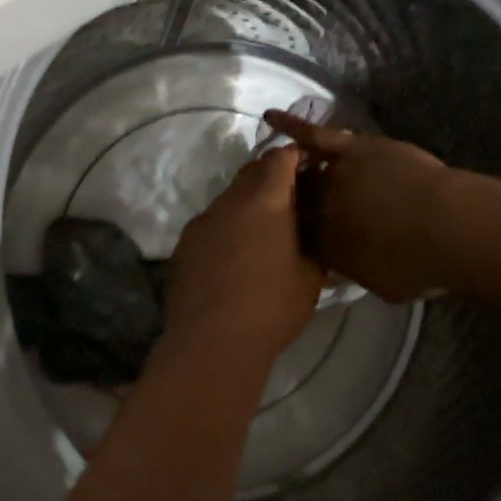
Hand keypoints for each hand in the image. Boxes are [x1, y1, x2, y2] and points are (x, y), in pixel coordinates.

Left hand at [163, 146, 324, 363]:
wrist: (211, 344)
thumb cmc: (271, 308)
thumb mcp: (311, 278)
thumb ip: (315, 243)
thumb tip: (315, 230)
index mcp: (266, 201)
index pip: (282, 157)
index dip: (297, 156)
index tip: (310, 166)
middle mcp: (231, 201)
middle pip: (252, 171)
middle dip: (272, 176)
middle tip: (292, 198)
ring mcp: (203, 221)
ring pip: (230, 197)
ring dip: (248, 204)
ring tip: (264, 232)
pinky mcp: (184, 243)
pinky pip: (212, 223)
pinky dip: (227, 228)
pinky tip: (235, 257)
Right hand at [262, 111, 457, 301]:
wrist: (447, 227)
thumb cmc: (420, 265)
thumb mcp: (382, 285)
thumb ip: (357, 271)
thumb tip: (346, 266)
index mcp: (326, 248)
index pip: (301, 238)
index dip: (299, 234)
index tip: (300, 232)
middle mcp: (320, 211)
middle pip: (297, 202)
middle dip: (290, 201)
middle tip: (289, 197)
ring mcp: (334, 176)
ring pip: (302, 169)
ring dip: (290, 169)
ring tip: (278, 165)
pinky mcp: (352, 149)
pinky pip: (314, 135)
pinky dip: (292, 126)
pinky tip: (272, 117)